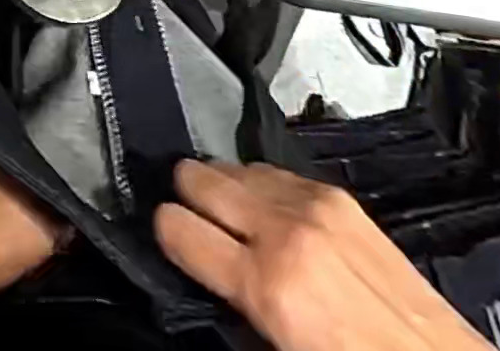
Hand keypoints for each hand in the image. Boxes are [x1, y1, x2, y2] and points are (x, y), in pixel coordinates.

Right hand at [155, 160, 489, 350]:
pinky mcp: (335, 194)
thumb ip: (231, 308)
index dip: (164, 232)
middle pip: (198, 177)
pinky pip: (272, 172)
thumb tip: (203, 273)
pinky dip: (257, 186)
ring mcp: (312, 203)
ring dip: (222, 188)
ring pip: (233, 167)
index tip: (165, 238)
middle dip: (185, 195)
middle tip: (187, 216)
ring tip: (225, 214)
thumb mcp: (275, 349)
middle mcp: (283, 229)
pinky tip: (264, 211)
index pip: (178, 227)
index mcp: (265, 284)